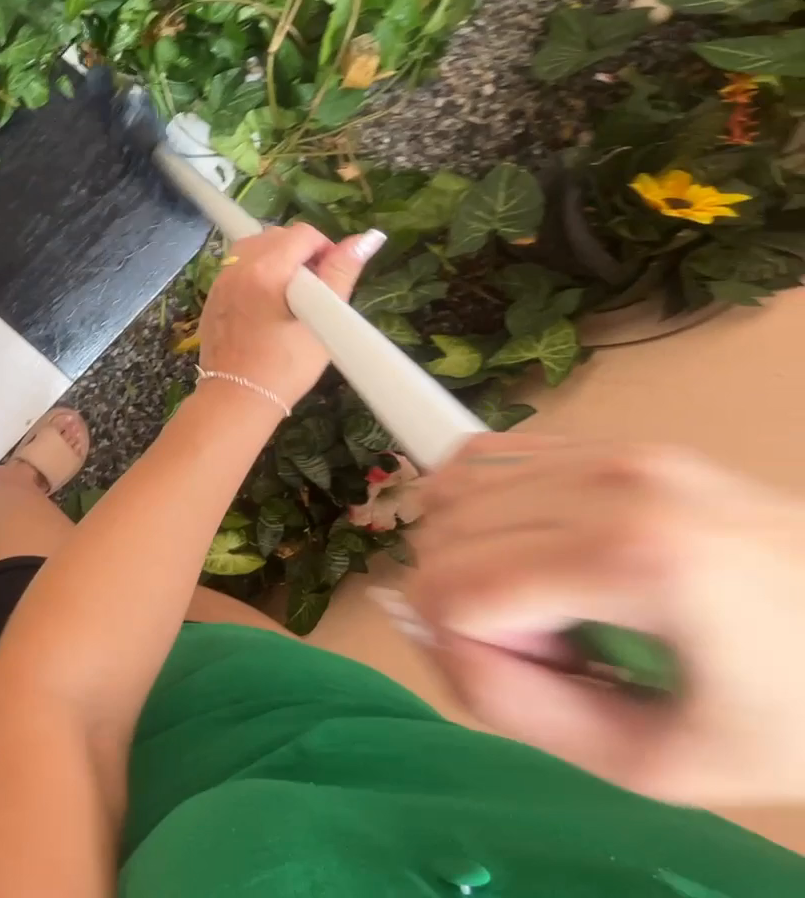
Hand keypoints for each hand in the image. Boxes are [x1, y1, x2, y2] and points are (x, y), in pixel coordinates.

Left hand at [196, 223, 384, 407]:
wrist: (237, 395)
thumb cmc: (286, 364)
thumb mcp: (324, 319)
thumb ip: (341, 273)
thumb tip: (367, 238)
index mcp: (264, 271)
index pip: (301, 234)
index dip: (325, 248)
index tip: (331, 276)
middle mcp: (236, 270)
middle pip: (273, 237)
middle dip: (299, 252)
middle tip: (314, 287)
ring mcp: (219, 283)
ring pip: (251, 249)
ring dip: (276, 259)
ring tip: (292, 293)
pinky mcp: (211, 298)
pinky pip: (236, 269)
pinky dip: (255, 273)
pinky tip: (268, 304)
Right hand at [408, 433, 804, 803]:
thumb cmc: (786, 713)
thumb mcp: (650, 759)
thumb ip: (508, 704)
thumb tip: (432, 633)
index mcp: (631, 558)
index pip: (445, 589)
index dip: (469, 644)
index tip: (547, 668)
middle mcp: (608, 482)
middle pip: (438, 539)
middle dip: (468, 599)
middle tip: (554, 640)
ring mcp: (607, 451)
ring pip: (443, 495)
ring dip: (466, 553)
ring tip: (547, 593)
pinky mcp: (604, 441)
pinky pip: (476, 461)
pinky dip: (473, 508)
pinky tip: (527, 548)